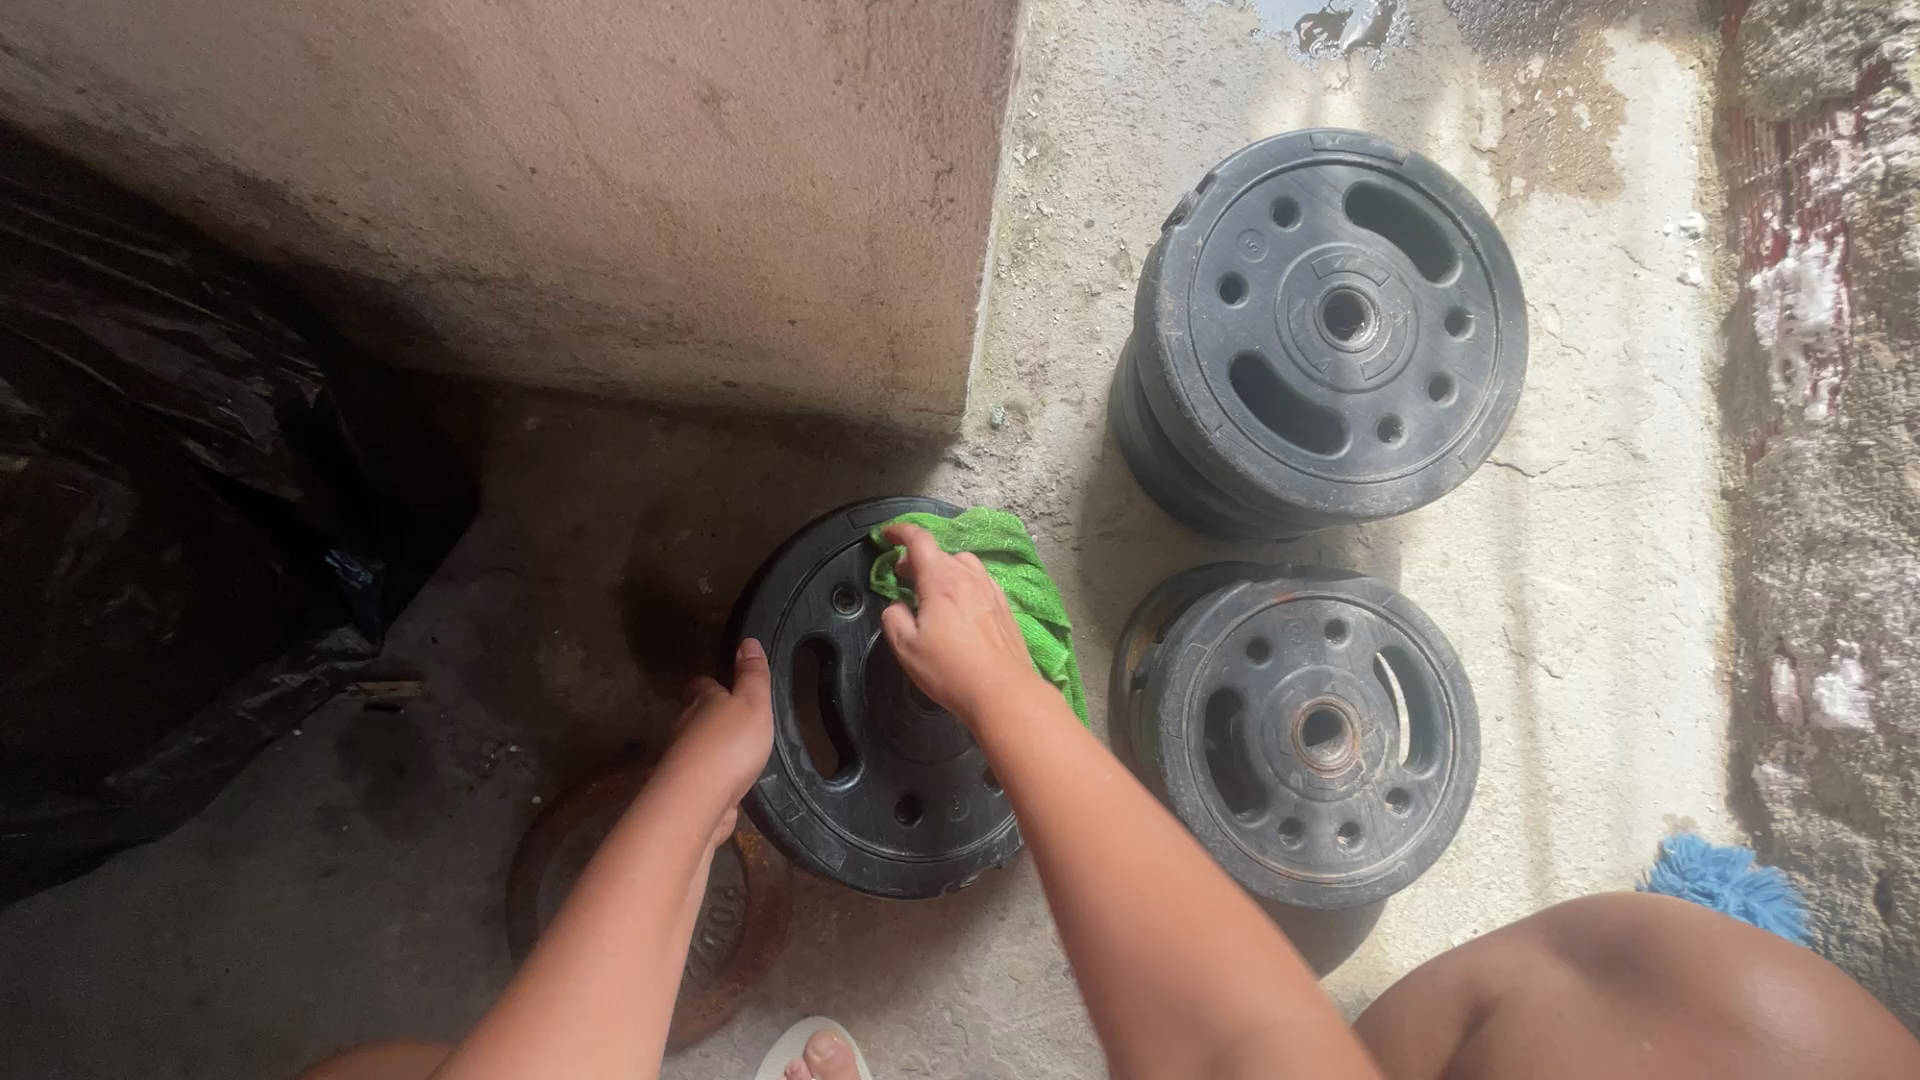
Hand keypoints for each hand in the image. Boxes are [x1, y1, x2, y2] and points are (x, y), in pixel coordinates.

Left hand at [663, 639, 773, 840]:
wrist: (699, 800)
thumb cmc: (730, 742)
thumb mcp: (753, 702)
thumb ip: (752, 675)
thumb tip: (747, 641)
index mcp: (704, 702)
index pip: (702, 686)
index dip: (709, 683)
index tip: (718, 682)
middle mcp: (688, 728)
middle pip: (696, 715)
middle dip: (710, 715)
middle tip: (732, 717)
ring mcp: (685, 761)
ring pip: (697, 746)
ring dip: (712, 747)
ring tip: (735, 750)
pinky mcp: (689, 791)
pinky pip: (702, 776)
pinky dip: (713, 775)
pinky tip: (729, 780)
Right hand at [879, 523, 1043, 724]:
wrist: (1003, 691)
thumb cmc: (950, 670)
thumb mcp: (906, 647)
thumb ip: (893, 618)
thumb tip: (897, 607)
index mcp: (941, 581)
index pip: (919, 540)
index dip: (900, 531)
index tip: (887, 535)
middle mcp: (969, 578)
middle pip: (940, 553)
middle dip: (917, 558)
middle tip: (903, 576)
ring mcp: (991, 590)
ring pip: (964, 564)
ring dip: (944, 569)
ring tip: (933, 590)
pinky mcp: (1005, 606)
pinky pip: (980, 581)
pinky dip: (964, 582)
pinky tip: (960, 606)